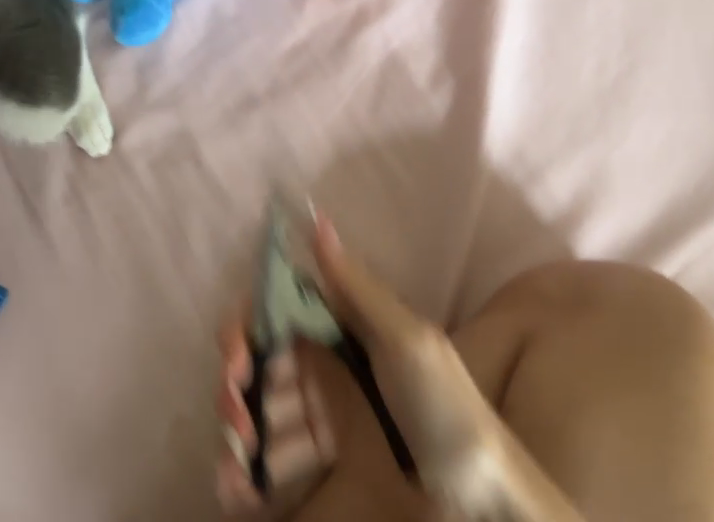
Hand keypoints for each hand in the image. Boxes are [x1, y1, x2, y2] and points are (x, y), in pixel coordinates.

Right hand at [214, 213, 509, 521]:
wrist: (481, 502)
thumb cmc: (446, 411)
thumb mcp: (407, 340)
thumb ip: (357, 285)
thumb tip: (318, 219)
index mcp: (341, 334)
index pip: (273, 313)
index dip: (244, 326)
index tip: (234, 352)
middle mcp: (323, 371)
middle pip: (255, 361)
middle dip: (232, 379)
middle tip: (235, 407)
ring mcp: (317, 421)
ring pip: (252, 408)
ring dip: (233, 423)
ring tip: (241, 450)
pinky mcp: (316, 468)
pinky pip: (264, 460)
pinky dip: (241, 468)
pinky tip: (237, 478)